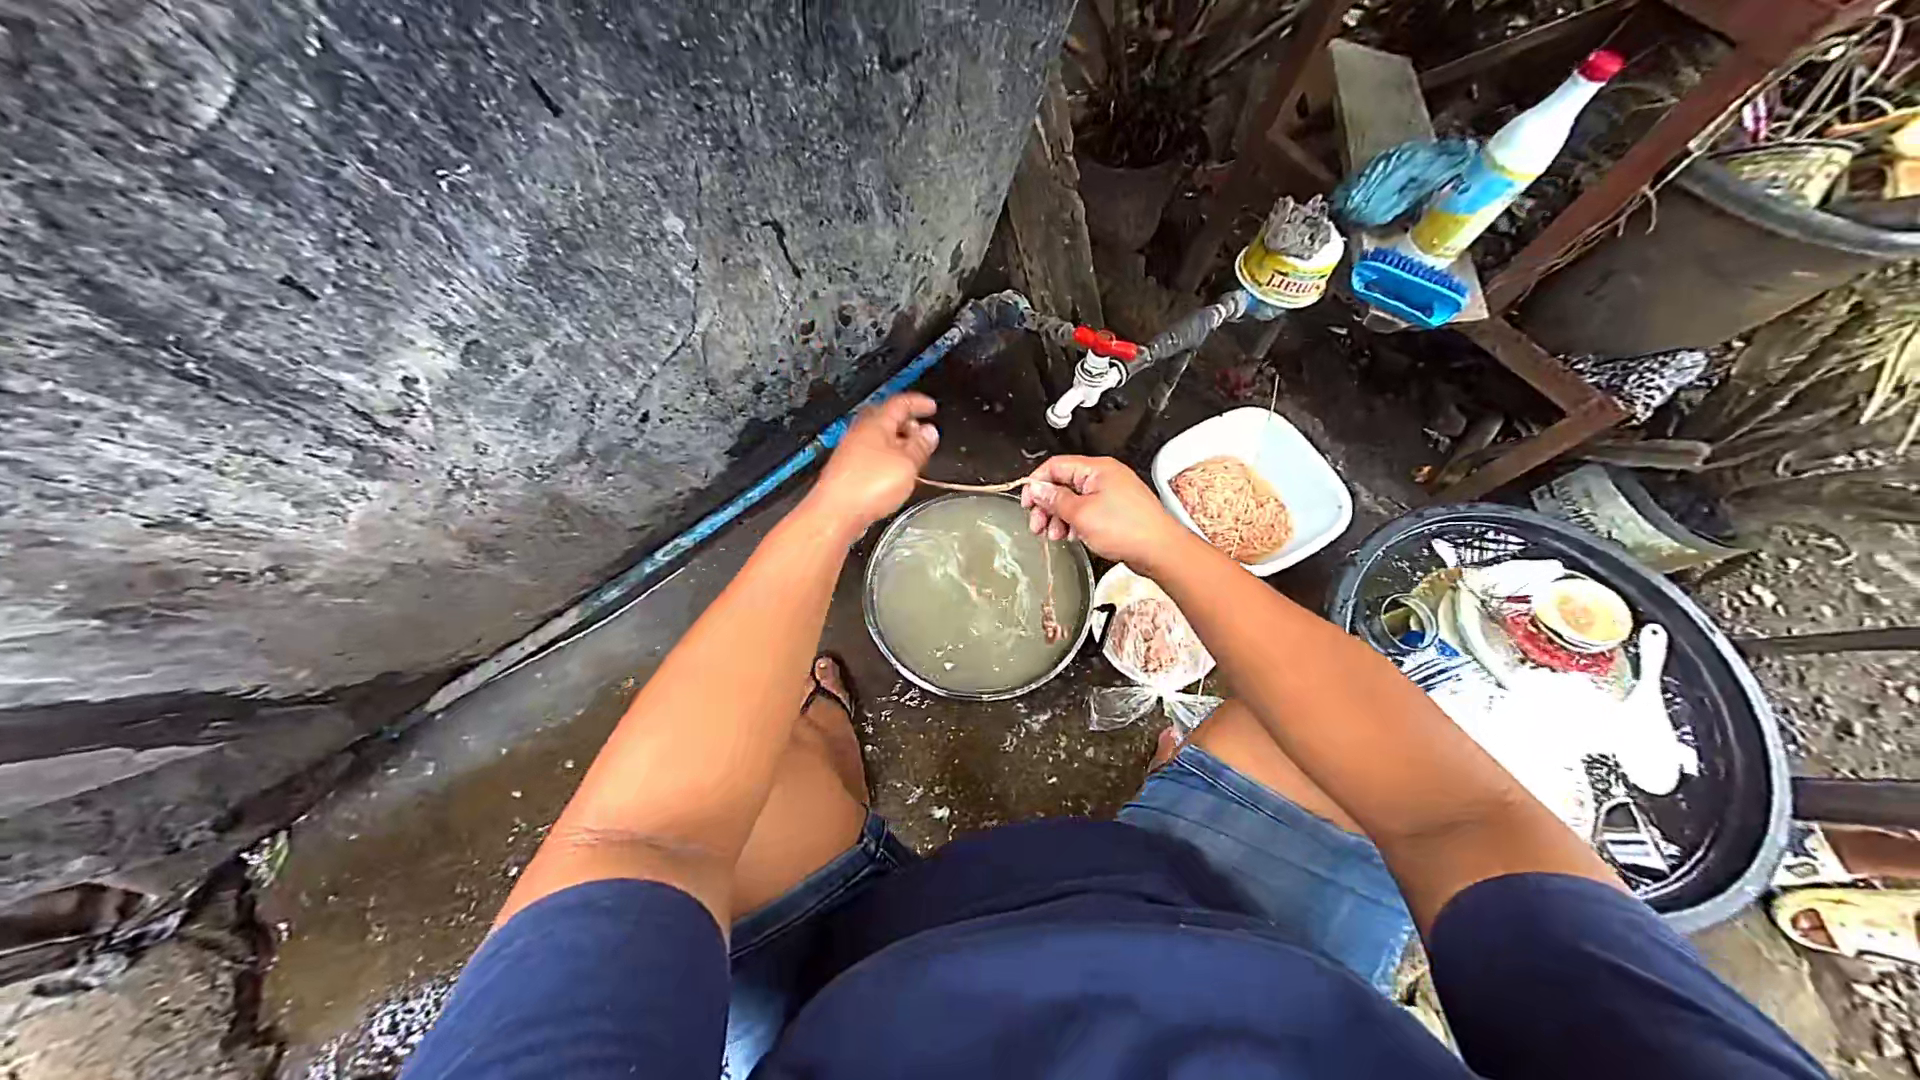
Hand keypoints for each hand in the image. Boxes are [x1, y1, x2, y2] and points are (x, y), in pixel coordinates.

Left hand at [806, 393, 938, 534]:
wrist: (835, 513)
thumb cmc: (865, 486)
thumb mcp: (906, 464)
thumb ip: (920, 446)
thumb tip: (929, 433)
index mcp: (875, 424)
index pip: (899, 403)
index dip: (918, 403)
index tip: (930, 406)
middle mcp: (860, 434)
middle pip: (886, 419)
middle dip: (906, 424)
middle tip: (921, 431)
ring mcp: (851, 453)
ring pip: (878, 439)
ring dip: (897, 443)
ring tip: (912, 455)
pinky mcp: (848, 472)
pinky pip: (871, 458)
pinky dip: (886, 459)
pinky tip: (893, 474)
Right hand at [1020, 455, 1196, 573]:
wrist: (1160, 550)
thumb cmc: (1129, 529)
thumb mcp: (1081, 514)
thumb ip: (1054, 499)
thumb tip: (1036, 488)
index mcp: (1096, 469)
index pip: (1055, 466)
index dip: (1036, 483)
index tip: (1027, 502)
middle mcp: (1104, 477)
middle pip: (1063, 484)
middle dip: (1046, 505)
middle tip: (1038, 524)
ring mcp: (1111, 493)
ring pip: (1073, 500)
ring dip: (1059, 517)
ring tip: (1054, 534)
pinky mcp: (1116, 510)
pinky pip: (1087, 511)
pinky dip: (1074, 522)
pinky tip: (1072, 535)